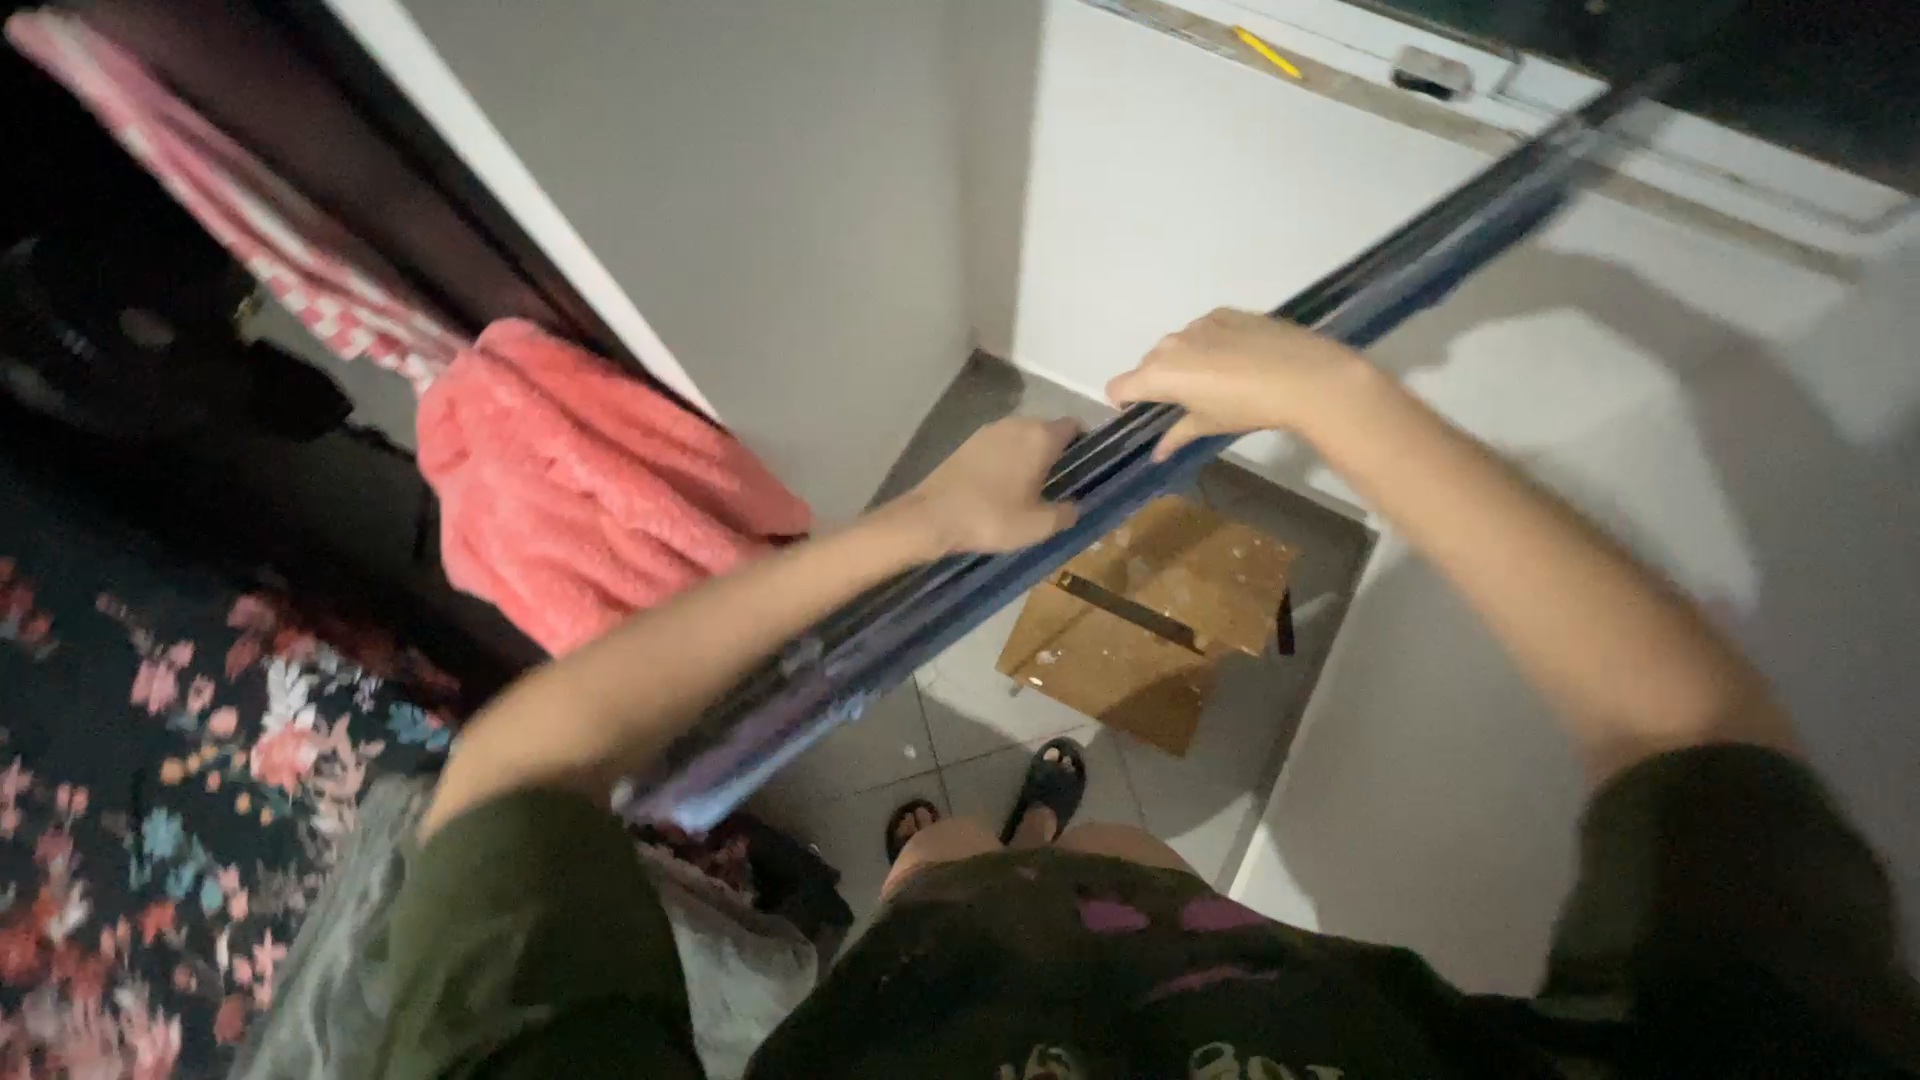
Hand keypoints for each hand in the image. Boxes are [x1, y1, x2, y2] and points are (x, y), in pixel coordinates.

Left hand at [898, 416, 1080, 554]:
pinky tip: (1001, 487)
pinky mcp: (967, 442)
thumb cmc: (992, 518)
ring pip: (1021, 438)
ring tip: (1030, 488)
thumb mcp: (1038, 525)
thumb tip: (1076, 507)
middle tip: (1058, 485)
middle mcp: (1017, 424)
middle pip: (1047, 430)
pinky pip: (999, 446)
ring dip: (1029, 456)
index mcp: (1040, 437)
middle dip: (1055, 453)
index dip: (1083, 445)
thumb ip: (1066, 513)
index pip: (1074, 426)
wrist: (932, 517)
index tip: (1084, 469)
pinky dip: (1006, 460)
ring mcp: (989, 431)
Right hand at [1106, 307, 1368, 459]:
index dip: (1123, 401)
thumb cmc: (1248, 408)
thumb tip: (1157, 455)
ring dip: (1183, 361)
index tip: (1141, 412)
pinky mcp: (1224, 313)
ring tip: (1215, 379)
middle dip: (1157, 382)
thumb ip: (1177, 435)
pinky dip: (1207, 344)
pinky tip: (1235, 358)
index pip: (1118, 387)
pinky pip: (1202, 330)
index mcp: (1159, 375)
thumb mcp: (1209, 424)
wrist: (1305, 375)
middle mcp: (1170, 344)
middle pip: (1147, 365)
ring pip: (1175, 346)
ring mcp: (1198, 324)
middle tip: (1186, 401)